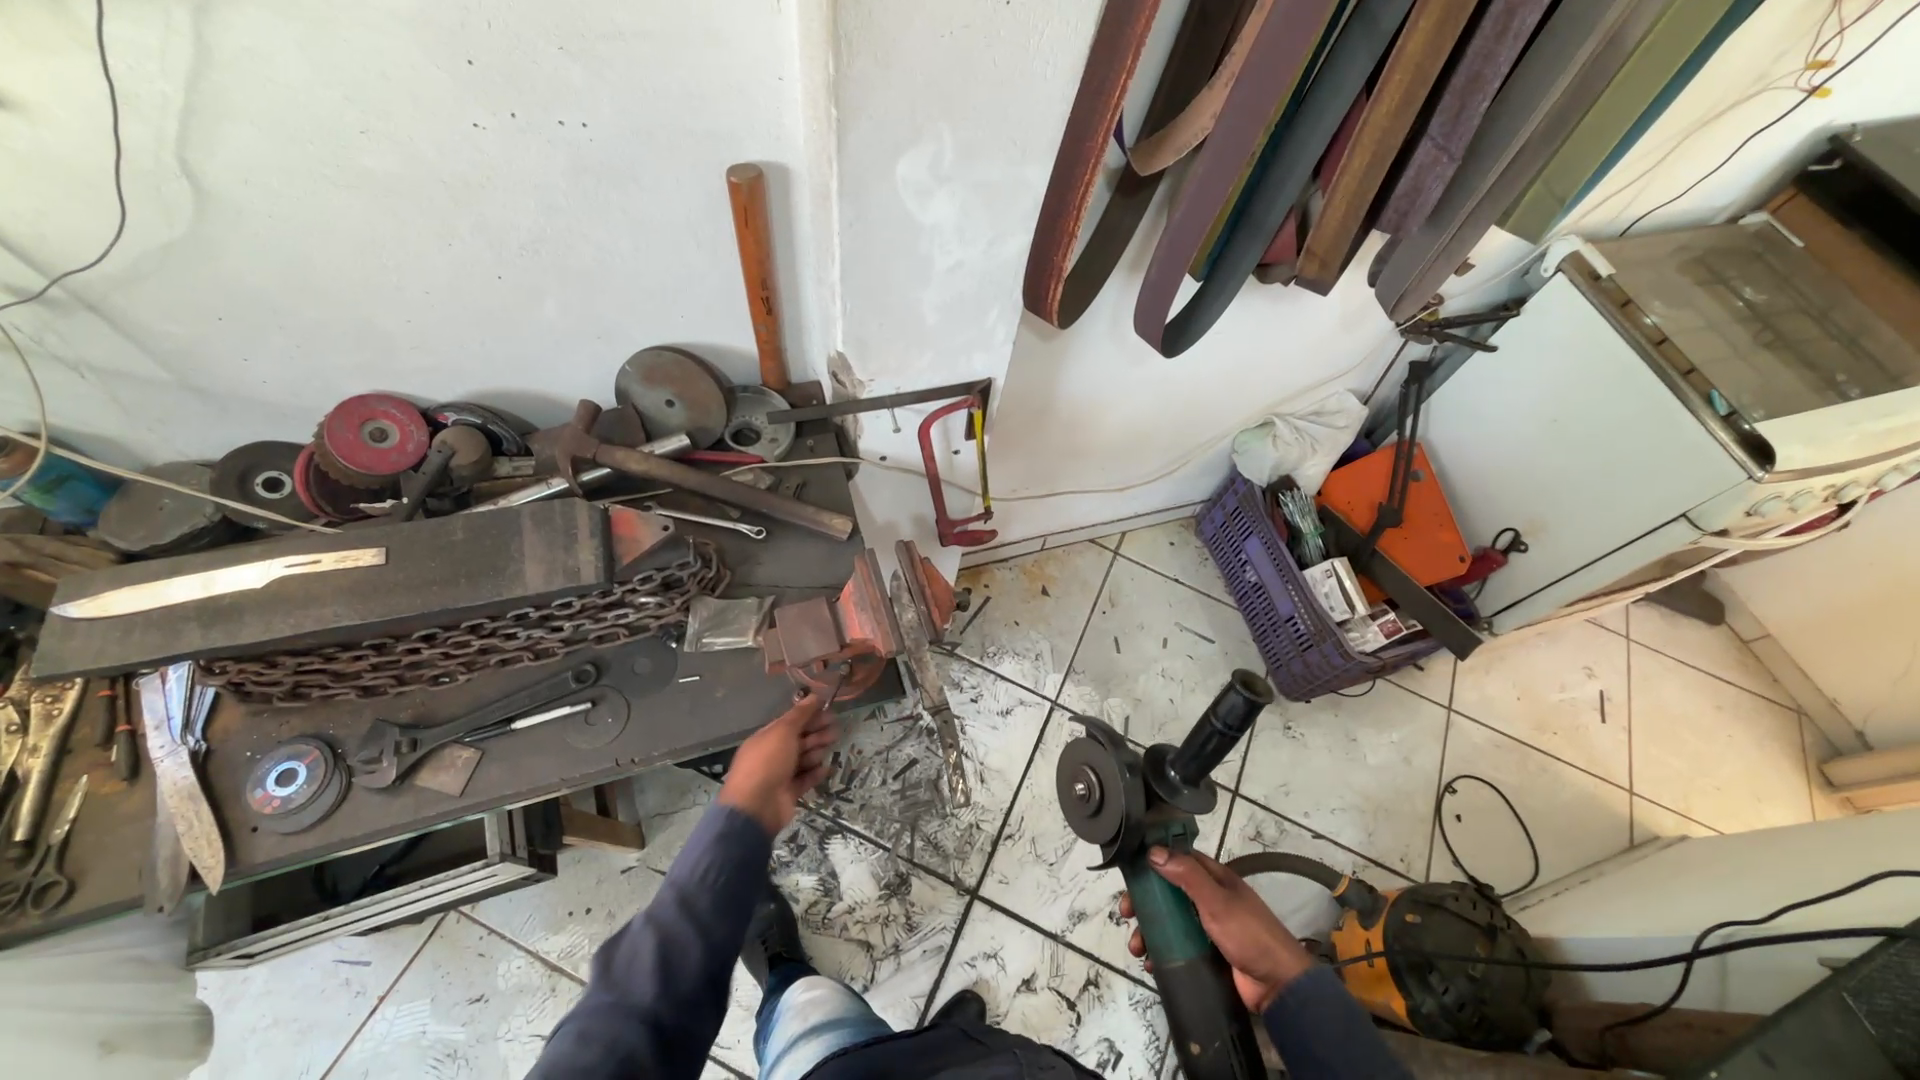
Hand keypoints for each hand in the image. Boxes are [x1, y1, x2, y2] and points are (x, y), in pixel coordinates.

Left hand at [718, 689, 838, 835]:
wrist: (757, 806)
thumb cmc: (768, 762)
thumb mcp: (783, 731)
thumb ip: (800, 714)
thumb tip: (814, 696)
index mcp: (766, 737)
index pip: (791, 722)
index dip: (810, 716)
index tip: (829, 712)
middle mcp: (772, 754)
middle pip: (799, 740)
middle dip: (817, 734)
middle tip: (835, 731)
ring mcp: (780, 775)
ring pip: (803, 759)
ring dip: (816, 753)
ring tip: (826, 749)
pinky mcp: (789, 793)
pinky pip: (805, 779)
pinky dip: (815, 774)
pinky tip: (827, 768)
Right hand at [1121, 847, 1314, 1011]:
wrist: (1279, 986)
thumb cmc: (1249, 935)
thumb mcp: (1218, 901)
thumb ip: (1187, 875)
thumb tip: (1153, 851)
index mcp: (1216, 879)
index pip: (1179, 860)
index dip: (1153, 863)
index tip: (1130, 874)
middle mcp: (1210, 899)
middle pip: (1168, 893)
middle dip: (1145, 903)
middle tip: (1126, 914)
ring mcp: (1208, 928)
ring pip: (1169, 922)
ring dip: (1149, 932)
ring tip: (1137, 948)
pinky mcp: (1206, 953)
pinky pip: (1176, 947)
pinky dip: (1161, 953)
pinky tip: (1151, 963)